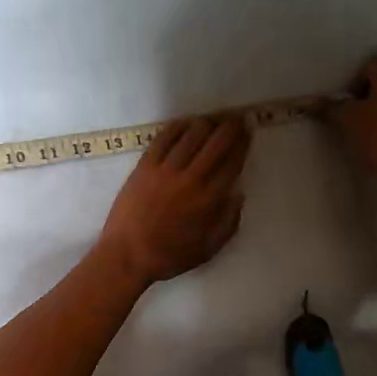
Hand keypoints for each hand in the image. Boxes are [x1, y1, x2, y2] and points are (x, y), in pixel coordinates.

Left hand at [97, 116, 249, 284]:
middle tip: (236, 119)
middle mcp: (191, 179)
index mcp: (209, 200)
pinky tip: (185, 123)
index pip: (233, 163)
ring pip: (191, 136)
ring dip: (207, 124)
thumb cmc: (169, 256)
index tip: (249, 133)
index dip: (243, 145)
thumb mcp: (208, 249)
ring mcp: (166, 170)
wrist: (127, 255)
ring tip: (213, 121)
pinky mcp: (145, 166)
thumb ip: (228, 223)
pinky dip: (178, 127)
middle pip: (216, 144)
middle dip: (230, 128)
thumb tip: (239, 194)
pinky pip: (164, 138)